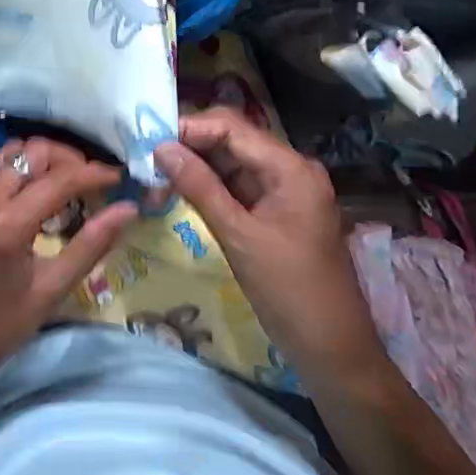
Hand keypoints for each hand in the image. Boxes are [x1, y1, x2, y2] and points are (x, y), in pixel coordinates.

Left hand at [0, 138, 138, 389]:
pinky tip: (23, 200)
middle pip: (30, 152)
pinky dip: (9, 176)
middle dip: (66, 159)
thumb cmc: (1, 325)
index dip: (94, 174)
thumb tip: (128, 209)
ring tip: (58, 186)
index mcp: (5, 225)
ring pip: (4, 154)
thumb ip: (92, 243)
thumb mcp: (53, 289)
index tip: (116, 178)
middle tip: (87, 181)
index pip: (59, 179)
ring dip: (36, 163)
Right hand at [154, 108, 387, 382]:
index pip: (231, 128)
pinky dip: (207, 184)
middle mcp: (289, 169)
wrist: (332, 346)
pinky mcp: (273, 210)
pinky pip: (236, 184)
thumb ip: (199, 187)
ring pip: (230, 162)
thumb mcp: (238, 235)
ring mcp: (282, 190)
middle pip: (231, 139)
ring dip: (193, 164)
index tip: (146, 140)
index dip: (188, 128)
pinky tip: (176, 189)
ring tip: (153, 173)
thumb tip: (161, 148)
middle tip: (144, 157)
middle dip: (188, 144)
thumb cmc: (288, 289)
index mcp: (290, 168)